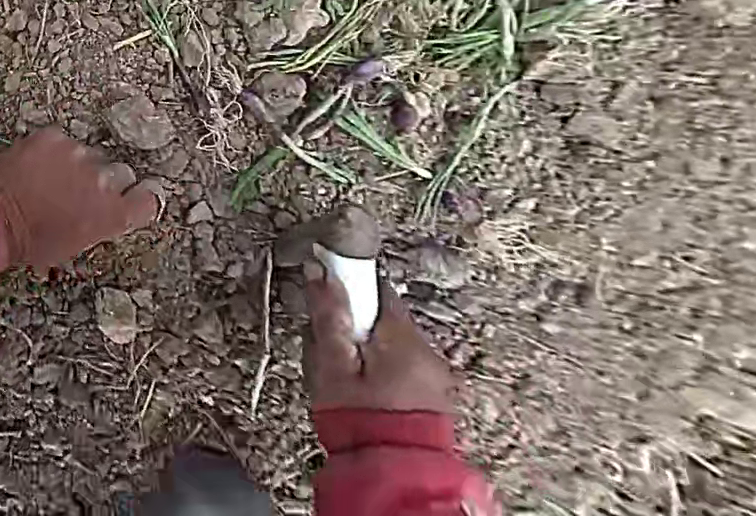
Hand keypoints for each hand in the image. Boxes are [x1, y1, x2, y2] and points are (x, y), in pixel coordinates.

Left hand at [0, 128, 162, 268]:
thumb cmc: (28, 243)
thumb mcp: (72, 247)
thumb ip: (98, 224)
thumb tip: (103, 214)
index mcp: (112, 214)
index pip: (148, 200)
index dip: (140, 197)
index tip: (132, 197)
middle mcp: (103, 180)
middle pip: (120, 172)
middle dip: (105, 180)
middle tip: (80, 191)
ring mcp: (79, 154)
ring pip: (89, 154)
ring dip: (75, 164)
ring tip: (49, 179)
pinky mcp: (55, 136)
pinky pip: (62, 140)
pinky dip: (52, 150)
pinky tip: (35, 166)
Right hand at [305, 265, 453, 414]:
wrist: (393, 482)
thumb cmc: (361, 424)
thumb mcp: (333, 363)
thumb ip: (329, 314)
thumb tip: (320, 272)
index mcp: (403, 336)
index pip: (374, 286)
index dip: (348, 291)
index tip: (331, 301)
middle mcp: (426, 350)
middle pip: (383, 318)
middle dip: (359, 328)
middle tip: (337, 353)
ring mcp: (434, 376)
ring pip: (393, 345)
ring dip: (372, 353)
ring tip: (351, 379)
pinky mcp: (436, 399)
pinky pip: (405, 369)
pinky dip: (387, 374)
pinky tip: (369, 396)